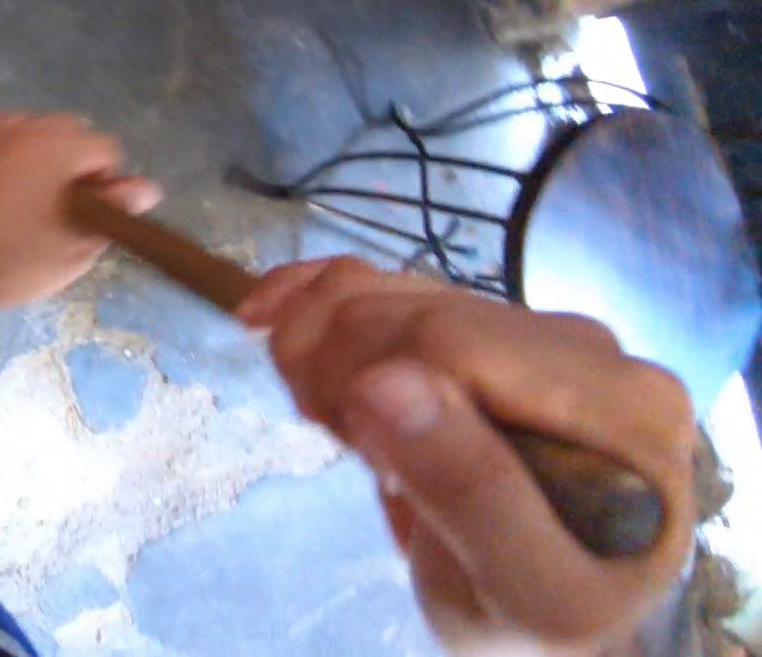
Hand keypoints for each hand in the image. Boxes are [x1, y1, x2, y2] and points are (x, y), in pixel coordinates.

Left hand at [0, 112, 162, 310]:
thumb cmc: (13, 259)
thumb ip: (116, 209)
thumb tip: (147, 188)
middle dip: (76, 166)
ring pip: (36, 135)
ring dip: (44, 160)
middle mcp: (24, 124)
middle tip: (63, 213)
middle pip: (71, 133)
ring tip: (31, 207)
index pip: (107, 149)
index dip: (107, 184)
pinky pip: (3, 143)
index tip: (88, 217)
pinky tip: (4, 194)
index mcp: (58, 141)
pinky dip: (13, 159)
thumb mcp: (77, 244)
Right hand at [241, 257, 695, 652]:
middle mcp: (577, 341)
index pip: (445, 339)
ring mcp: (509, 320)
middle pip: (395, 310)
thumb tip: (383, 383)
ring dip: (307, 344)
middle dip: (333, 371)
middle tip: (342, 442)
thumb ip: (473, 492)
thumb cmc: (531, 607)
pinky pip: (353, 276)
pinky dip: (294, 298)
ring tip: (329, 416)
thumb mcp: (525, 590)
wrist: (517, 592)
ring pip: (361, 285)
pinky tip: (265, 322)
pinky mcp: (452, 313)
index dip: (368, 382)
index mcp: (619, 400)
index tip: (359, 453)